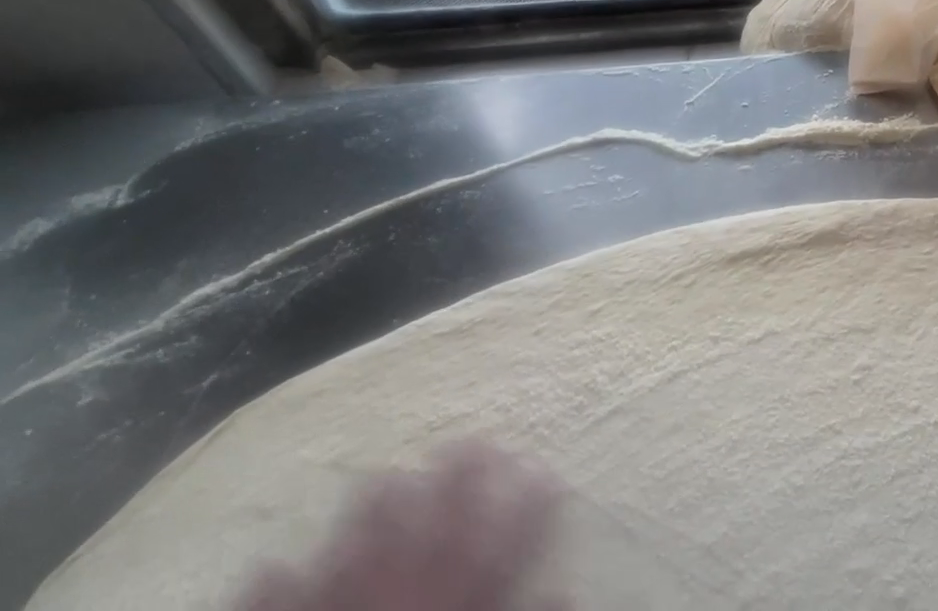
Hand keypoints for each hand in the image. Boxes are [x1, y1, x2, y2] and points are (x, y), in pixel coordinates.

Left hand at [236, 441, 564, 610]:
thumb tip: (567, 593)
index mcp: (465, 588)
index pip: (513, 533)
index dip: (533, 500)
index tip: (543, 470)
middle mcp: (411, 577)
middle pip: (439, 512)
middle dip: (458, 473)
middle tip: (470, 441)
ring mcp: (346, 591)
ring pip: (362, 531)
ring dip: (375, 504)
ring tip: (386, 475)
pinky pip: (277, 593)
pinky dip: (275, 582)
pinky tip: (274, 566)